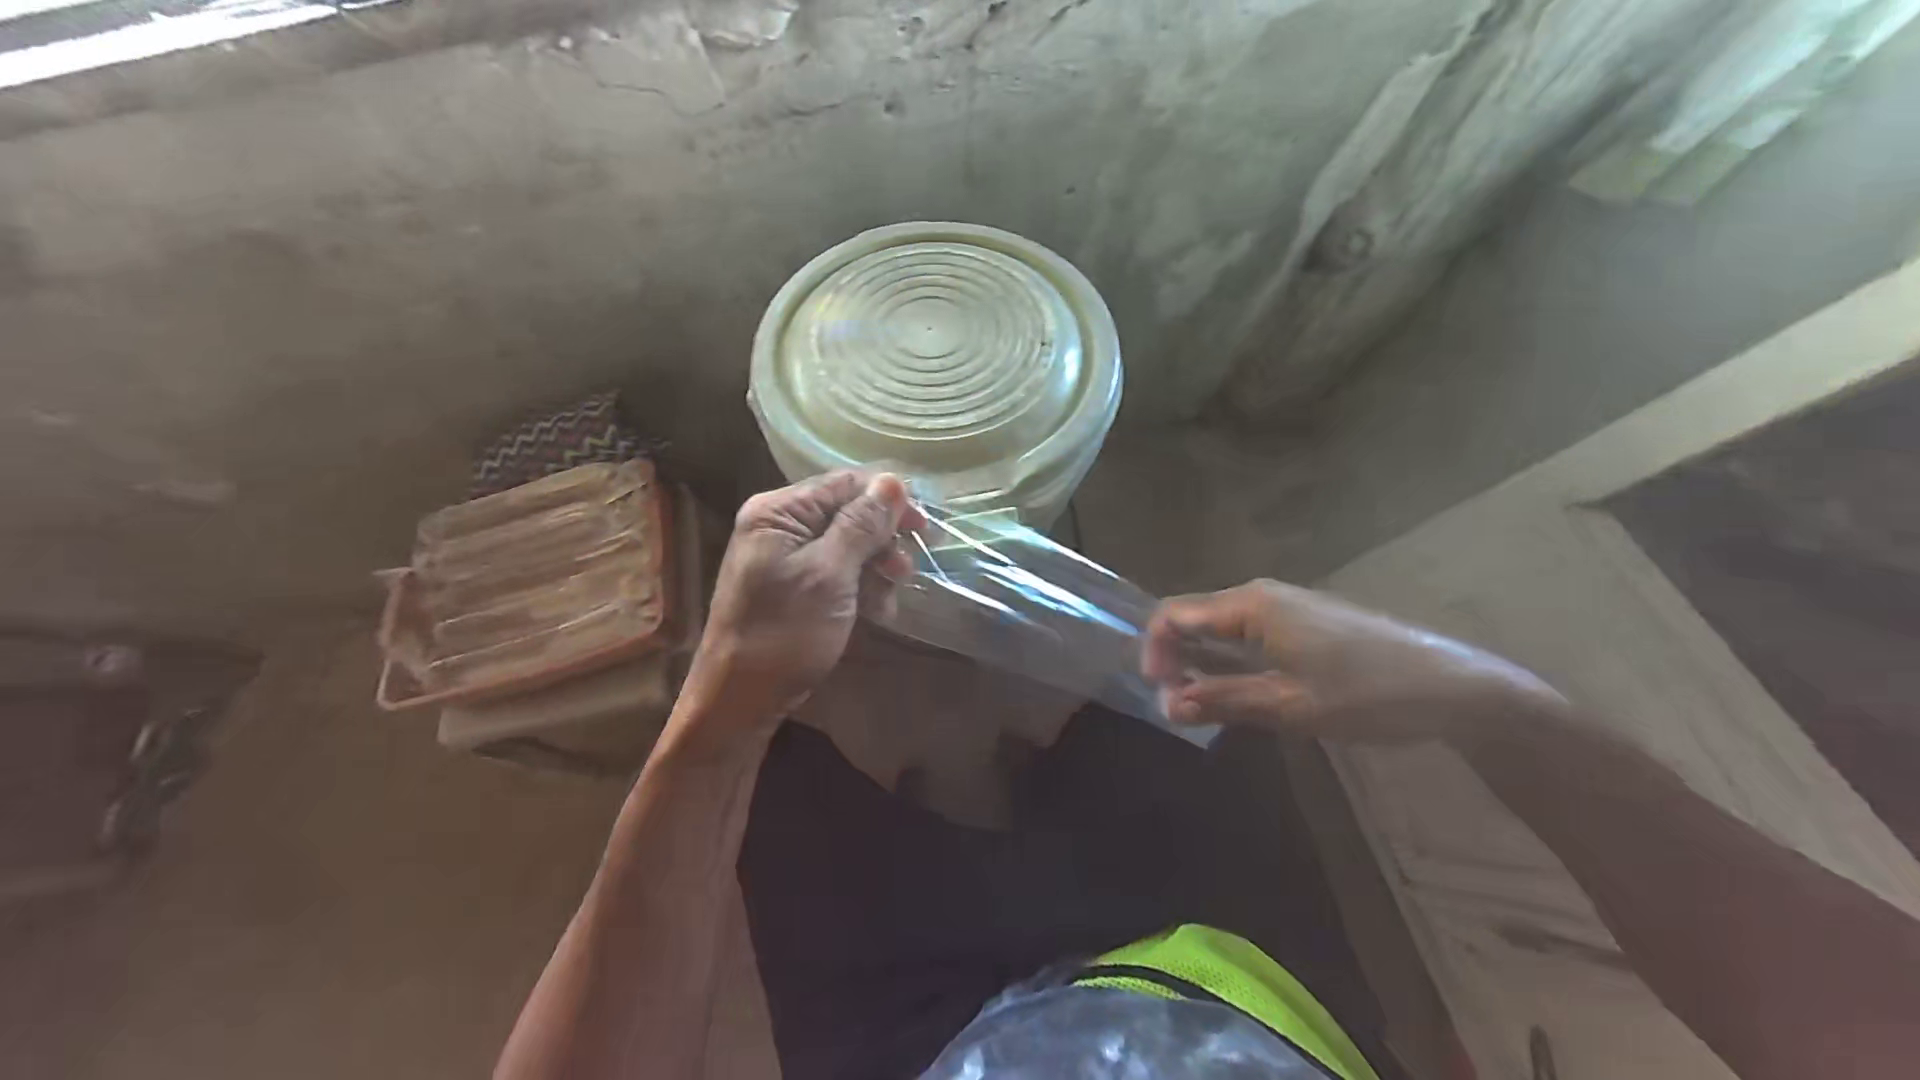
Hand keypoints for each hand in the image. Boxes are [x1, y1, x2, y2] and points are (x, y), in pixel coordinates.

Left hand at [680, 470, 925, 728]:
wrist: (740, 701)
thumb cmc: (783, 634)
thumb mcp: (829, 576)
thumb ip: (861, 526)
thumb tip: (894, 481)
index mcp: (778, 511)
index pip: (844, 483)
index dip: (888, 499)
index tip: (924, 529)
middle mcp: (780, 525)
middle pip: (848, 512)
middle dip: (883, 539)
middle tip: (907, 569)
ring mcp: (786, 557)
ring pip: (848, 544)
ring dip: (877, 566)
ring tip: (890, 596)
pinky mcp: (795, 586)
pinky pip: (838, 571)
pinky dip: (861, 587)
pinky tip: (878, 611)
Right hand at [1141, 579, 1565, 744]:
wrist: (1458, 688)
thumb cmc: (1368, 693)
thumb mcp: (1290, 706)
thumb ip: (1223, 701)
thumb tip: (1166, 706)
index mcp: (1252, 605)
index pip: (1176, 613)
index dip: (1155, 649)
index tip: (1157, 691)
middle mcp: (1263, 594)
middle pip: (1196, 615)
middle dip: (1176, 655)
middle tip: (1178, 702)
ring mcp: (1288, 604)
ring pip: (1222, 623)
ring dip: (1203, 658)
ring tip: (1204, 700)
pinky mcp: (1307, 620)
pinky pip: (1249, 630)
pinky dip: (1230, 656)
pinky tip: (1243, 688)